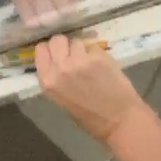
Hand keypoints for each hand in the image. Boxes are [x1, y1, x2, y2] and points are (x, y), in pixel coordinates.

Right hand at [35, 35, 149, 143]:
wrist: (119, 121)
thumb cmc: (89, 117)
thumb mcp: (60, 98)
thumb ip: (55, 77)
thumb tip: (57, 60)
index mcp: (47, 81)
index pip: (41, 49)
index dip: (51, 50)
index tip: (58, 54)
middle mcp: (60, 68)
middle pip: (57, 40)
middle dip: (65, 45)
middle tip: (73, 55)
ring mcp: (80, 61)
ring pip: (76, 41)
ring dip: (82, 50)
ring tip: (90, 63)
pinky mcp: (98, 57)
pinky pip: (93, 47)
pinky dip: (97, 55)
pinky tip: (103, 67)